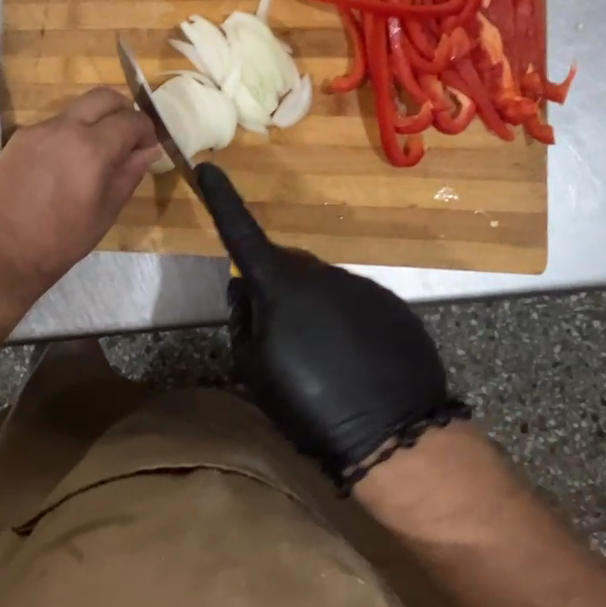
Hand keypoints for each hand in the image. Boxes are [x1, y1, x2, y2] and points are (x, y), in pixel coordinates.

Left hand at [0, 88, 160, 302]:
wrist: (2, 251)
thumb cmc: (61, 240)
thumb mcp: (105, 212)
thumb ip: (128, 174)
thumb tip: (147, 150)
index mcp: (91, 148)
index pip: (130, 120)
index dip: (145, 130)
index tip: (148, 146)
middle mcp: (64, 128)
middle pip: (102, 97)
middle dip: (121, 111)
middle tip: (126, 138)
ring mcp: (36, 131)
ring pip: (74, 111)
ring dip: (91, 123)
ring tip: (93, 156)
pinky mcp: (17, 139)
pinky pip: (50, 127)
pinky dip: (66, 136)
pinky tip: (62, 166)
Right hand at [197, 165, 468, 486]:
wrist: (396, 437)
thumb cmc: (307, 403)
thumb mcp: (252, 366)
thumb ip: (243, 317)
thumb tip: (243, 286)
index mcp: (280, 285)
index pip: (241, 232)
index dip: (221, 200)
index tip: (209, 169)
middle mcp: (322, 273)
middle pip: (284, 265)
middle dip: (273, 285)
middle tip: (274, 332)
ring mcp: (362, 287)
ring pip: (321, 284)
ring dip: (311, 305)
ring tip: (319, 356)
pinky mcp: (394, 306)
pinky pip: (355, 302)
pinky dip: (344, 320)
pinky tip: (352, 359)